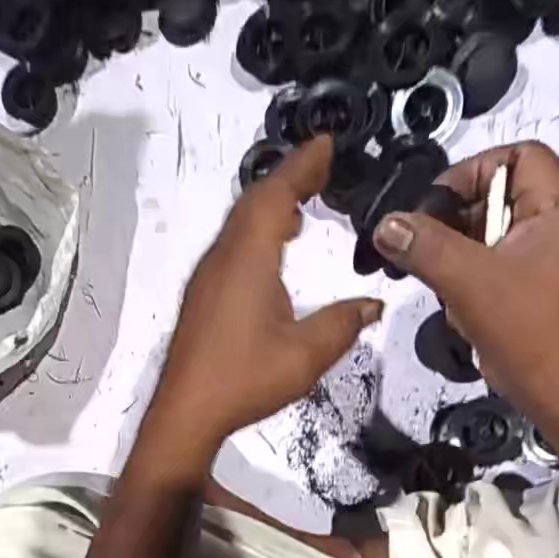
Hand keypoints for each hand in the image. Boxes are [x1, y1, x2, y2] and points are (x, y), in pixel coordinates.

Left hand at [144, 136, 383, 470]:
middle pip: (254, 202)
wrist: (187, 412)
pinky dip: (257, 234)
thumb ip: (342, 324)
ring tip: (301, 205)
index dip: (302, 166)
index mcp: (247, 261)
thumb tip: (371, 306)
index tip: (325, 145)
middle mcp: (222, 260)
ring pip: (240, 226)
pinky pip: (232, 248)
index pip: (275, 195)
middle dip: (289, 179)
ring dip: (271, 207)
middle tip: (319, 169)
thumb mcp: (305, 355)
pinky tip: (272, 253)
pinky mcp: (204, 299)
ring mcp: (208, 279)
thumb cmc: (240, 382)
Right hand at [369, 141, 558, 417]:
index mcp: (558, 208)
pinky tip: (459, 300)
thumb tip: (390, 225)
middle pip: (494, 194)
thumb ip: (425, 246)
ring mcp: (536, 256)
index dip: (474, 171)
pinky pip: (481, 261)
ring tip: (449, 278)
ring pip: (482, 231)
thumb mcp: (468, 279)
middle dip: (456, 220)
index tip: (439, 200)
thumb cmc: (531, 332)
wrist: (547, 384)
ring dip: (455, 253)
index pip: (517, 155)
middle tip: (432, 242)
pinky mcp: (521, 282)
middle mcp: (552, 226)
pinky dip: (461, 277)